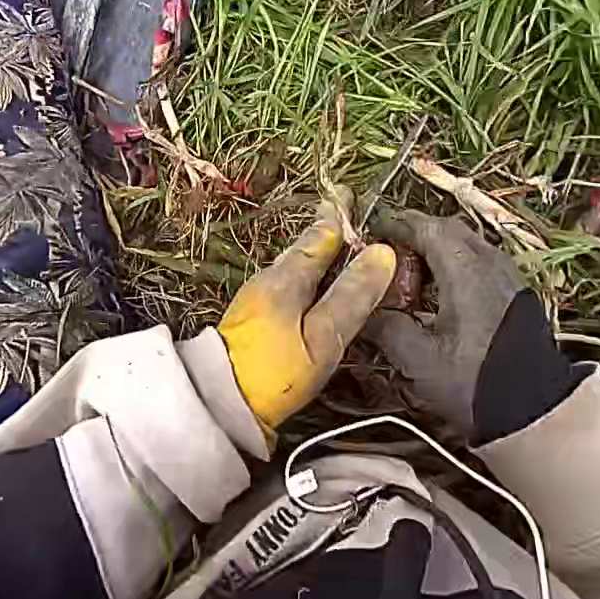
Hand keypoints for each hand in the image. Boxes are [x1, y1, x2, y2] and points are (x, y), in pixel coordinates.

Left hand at [218, 191, 395, 438]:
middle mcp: (269, 279)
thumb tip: (382, 253)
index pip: (319, 237)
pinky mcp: (250, 319)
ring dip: (315, 252)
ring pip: (293, 265)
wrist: (217, 405)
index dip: (337, 217)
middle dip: (326, 231)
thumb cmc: (275, 371)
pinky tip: (312, 286)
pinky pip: (286, 283)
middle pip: (303, 248)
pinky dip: (305, 274)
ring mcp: (256, 298)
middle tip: (346, 215)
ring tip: (335, 247)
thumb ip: (352, 295)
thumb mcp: (323, 336)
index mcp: (287, 278)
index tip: (348, 193)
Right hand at [362, 209, 528, 440]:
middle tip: (388, 254)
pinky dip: (455, 264)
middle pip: (445, 229)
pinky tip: (441, 293)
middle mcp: (488, 259)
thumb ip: (386, 327)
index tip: (373, 232)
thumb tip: (365, 311)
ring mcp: (506, 272)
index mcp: (464, 266)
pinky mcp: (515, 289)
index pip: (425, 226)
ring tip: (411, 274)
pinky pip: (479, 260)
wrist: (536, 409)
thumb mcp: (419, 359)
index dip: (396, 225)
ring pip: (464, 243)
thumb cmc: (475, 380)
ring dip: (436, 250)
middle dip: (415, 235)